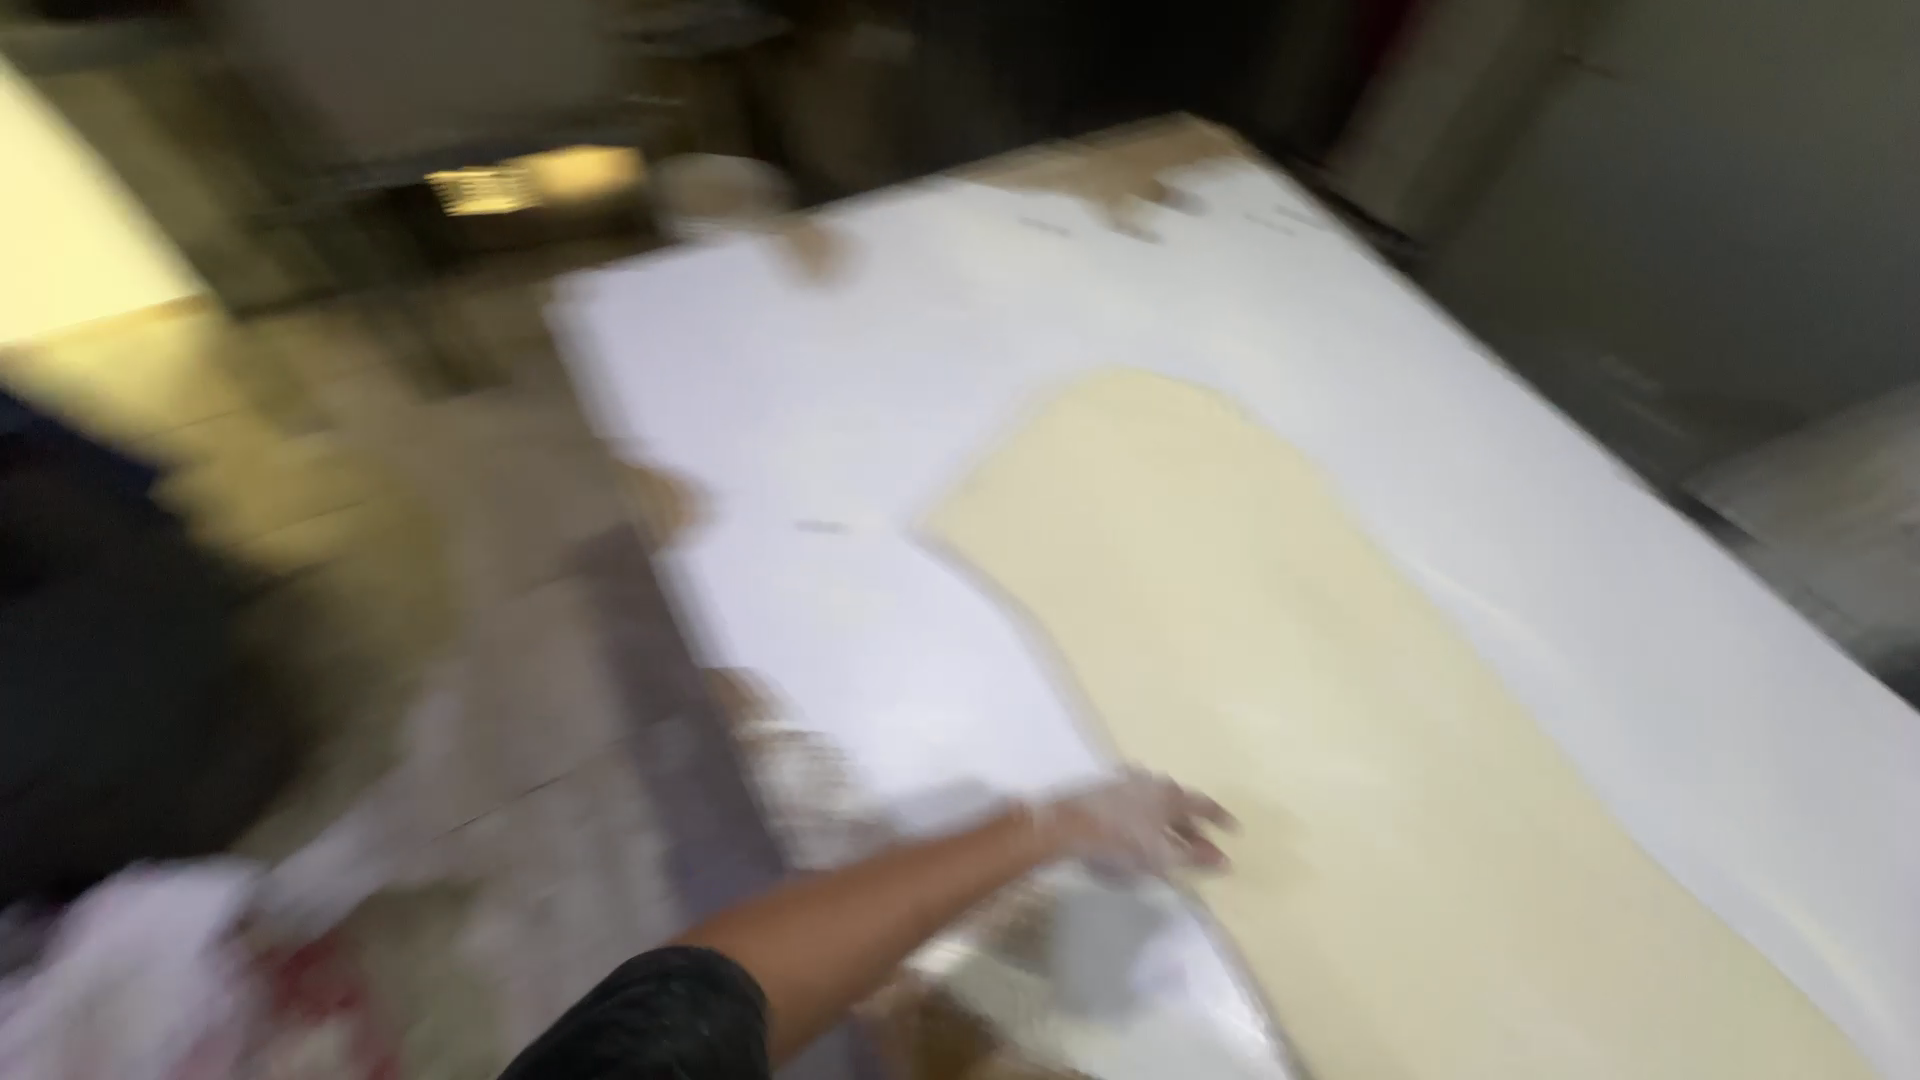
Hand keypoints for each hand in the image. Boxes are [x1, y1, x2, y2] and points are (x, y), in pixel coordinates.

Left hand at [1033, 769, 1236, 876]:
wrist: (1066, 824)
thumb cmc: (1118, 843)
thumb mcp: (1161, 857)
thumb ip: (1194, 857)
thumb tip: (1224, 859)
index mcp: (1169, 796)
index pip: (1203, 804)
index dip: (1219, 817)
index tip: (1233, 829)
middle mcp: (1151, 781)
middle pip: (1179, 799)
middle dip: (1191, 821)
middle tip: (1200, 842)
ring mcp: (1124, 780)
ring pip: (1155, 795)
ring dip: (1167, 813)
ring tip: (1170, 830)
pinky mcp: (1103, 786)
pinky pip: (1133, 794)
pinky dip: (1143, 806)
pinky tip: (1137, 814)